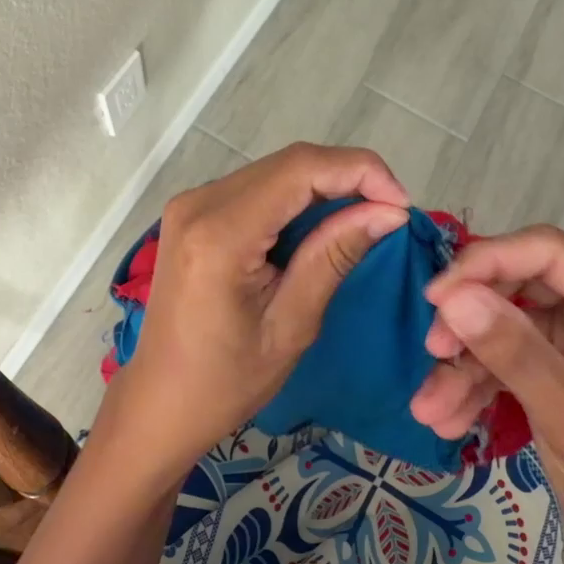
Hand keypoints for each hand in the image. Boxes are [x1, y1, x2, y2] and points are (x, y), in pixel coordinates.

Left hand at [113, 142, 411, 471]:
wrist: (161, 400)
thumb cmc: (226, 381)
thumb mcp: (292, 325)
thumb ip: (334, 256)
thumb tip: (389, 211)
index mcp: (220, 234)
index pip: (299, 169)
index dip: (359, 171)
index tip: (402, 204)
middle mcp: (200, 202)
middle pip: (288, 164)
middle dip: (347, 177)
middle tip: (390, 214)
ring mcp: (191, 202)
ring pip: (274, 170)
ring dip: (323, 186)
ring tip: (364, 220)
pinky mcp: (193, 210)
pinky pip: (256, 186)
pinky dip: (295, 197)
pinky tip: (320, 225)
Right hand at [414, 227, 563, 563]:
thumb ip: (516, 354)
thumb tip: (451, 295)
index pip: (547, 253)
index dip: (486, 262)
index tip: (436, 297)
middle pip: (517, 287)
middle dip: (470, 322)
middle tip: (431, 353)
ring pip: (504, 328)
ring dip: (465, 366)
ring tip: (429, 408)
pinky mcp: (562, 373)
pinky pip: (508, 362)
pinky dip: (477, 388)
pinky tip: (447, 419)